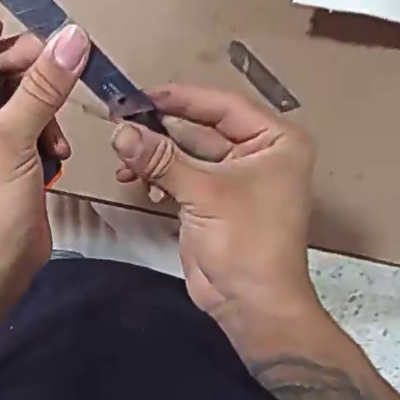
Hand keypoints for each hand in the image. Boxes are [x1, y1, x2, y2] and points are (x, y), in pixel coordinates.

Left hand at [0, 10, 89, 298]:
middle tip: (48, 67)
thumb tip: (67, 42)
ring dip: (42, 103)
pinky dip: (48, 128)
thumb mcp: (10, 141)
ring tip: (52, 127)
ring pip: (16, 92)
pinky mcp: (13, 153)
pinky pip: (33, 120)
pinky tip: (56, 148)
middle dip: (22, 68)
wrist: (5, 266)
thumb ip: (41, 88)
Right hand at [110, 84, 319, 330]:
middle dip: (162, 130)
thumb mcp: (205, 193)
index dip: (182, 98)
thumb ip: (162, 159)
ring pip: (188, 156)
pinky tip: (141, 183)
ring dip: (156, 157)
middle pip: (203, 129)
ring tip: (125, 159)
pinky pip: (182, 180)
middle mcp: (259, 157)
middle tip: (123, 123)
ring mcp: (235, 182)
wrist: (252, 305)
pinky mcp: (213, 205)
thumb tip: (122, 131)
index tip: (143, 95)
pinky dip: (160, 179)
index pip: (224, 106)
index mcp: (276, 142)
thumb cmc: (249, 245)